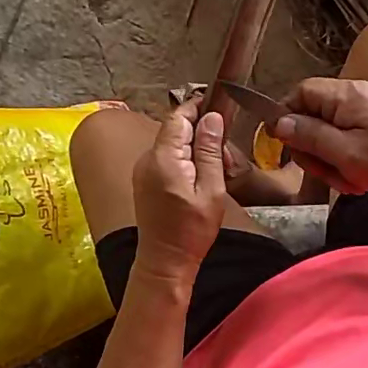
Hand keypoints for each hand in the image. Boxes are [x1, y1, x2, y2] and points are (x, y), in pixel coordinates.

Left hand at [131, 99, 228, 281]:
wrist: (165, 261)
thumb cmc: (191, 231)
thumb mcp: (211, 190)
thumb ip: (210, 151)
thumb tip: (212, 118)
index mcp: (164, 158)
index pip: (178, 117)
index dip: (198, 107)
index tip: (219, 105)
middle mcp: (147, 159)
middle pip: (175, 129)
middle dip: (201, 133)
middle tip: (224, 154)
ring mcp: (142, 170)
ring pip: (171, 144)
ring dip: (194, 148)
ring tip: (216, 170)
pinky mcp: (143, 181)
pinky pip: (164, 158)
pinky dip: (183, 161)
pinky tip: (200, 180)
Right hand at [272, 78, 367, 201]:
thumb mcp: (344, 153)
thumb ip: (308, 136)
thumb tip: (279, 123)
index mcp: (347, 95)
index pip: (300, 92)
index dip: (287, 117)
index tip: (286, 146)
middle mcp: (356, 97)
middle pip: (312, 117)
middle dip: (313, 149)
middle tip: (325, 173)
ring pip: (329, 135)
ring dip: (332, 163)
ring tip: (350, 181)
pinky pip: (348, 143)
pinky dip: (348, 163)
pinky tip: (361, 180)